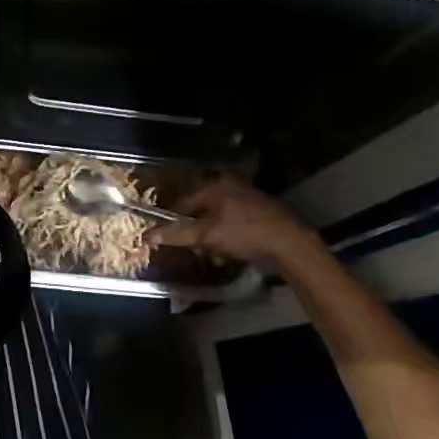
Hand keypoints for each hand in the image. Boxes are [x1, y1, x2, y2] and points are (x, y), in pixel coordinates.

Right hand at [149, 175, 321, 263]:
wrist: (289, 239)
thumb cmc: (244, 233)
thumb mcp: (207, 236)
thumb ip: (178, 235)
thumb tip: (148, 236)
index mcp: (214, 186)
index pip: (182, 203)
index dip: (173, 223)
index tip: (170, 240)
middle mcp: (228, 184)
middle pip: (199, 210)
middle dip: (197, 233)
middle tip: (199, 251)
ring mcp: (245, 194)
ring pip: (216, 217)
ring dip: (212, 237)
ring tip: (216, 255)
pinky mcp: (257, 206)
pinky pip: (232, 219)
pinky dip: (227, 233)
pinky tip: (230, 250)